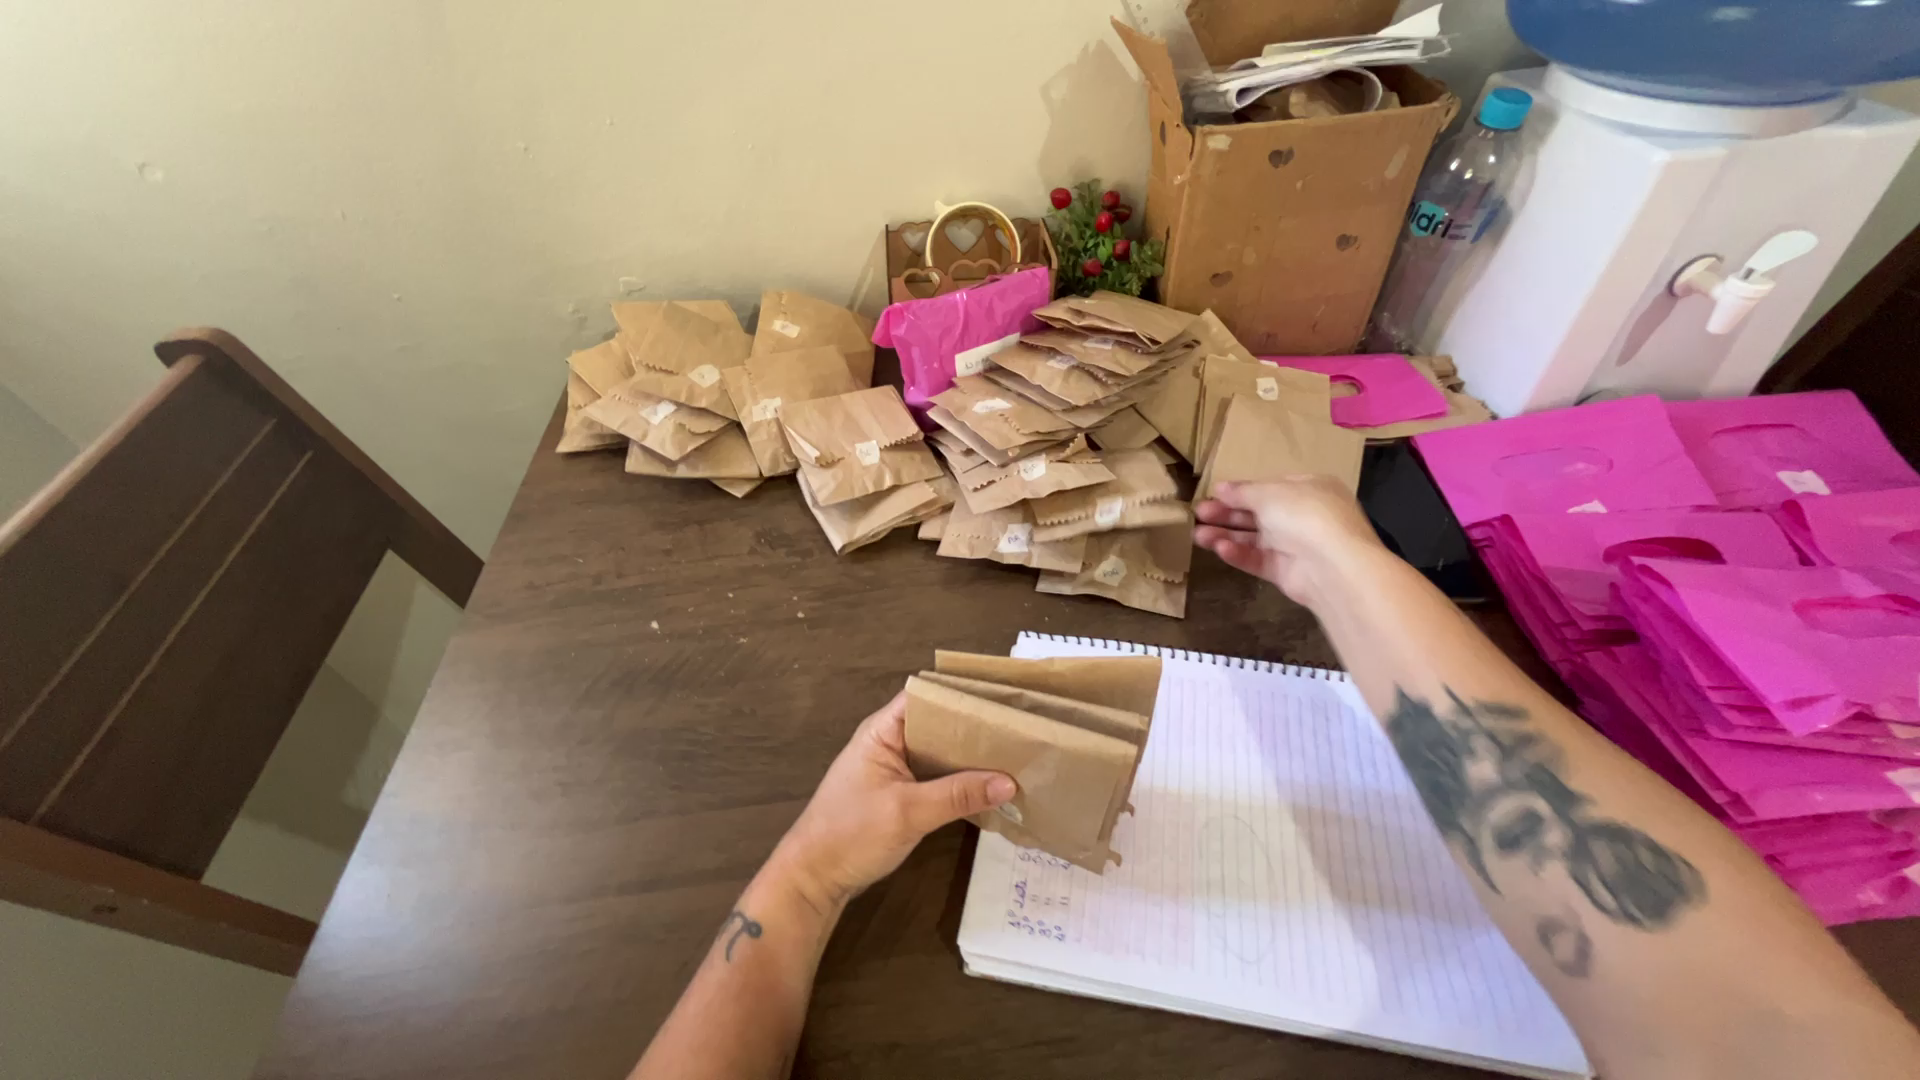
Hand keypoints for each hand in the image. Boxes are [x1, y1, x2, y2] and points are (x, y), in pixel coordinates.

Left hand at [769, 691, 1014, 914]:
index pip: (927, 696)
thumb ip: (958, 795)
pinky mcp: (900, 792)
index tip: (1001, 698)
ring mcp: (895, 768)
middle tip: (1018, 728)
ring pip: (939, 751)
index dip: (961, 694)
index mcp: (883, 730)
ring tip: (1014, 752)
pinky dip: (959, 779)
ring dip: (969, 755)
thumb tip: (1010, 781)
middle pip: (938, 722)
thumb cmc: (850, 834)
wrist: (814, 880)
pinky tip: (989, 786)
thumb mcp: (908, 812)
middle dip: (974, 726)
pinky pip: (936, 776)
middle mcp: (890, 741)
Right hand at [1194, 477, 1383, 608]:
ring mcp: (1295, 545)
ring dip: (1226, 535)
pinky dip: (1239, 554)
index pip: (1269, 488)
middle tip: (1199, 513)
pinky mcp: (1286, 572)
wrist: (1333, 566)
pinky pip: (1258, 559)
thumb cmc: (1304, 515)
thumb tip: (1220, 487)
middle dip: (1227, 513)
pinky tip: (1219, 549)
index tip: (1214, 493)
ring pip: (1254, 538)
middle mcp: (1303, 516)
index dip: (1241, 491)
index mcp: (1308, 488)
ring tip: (1197, 535)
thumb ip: (1243, 492)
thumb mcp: (1270, 493)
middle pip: (1258, 513)